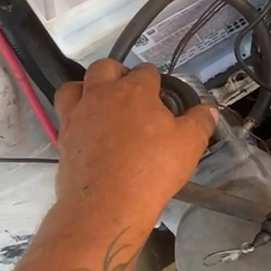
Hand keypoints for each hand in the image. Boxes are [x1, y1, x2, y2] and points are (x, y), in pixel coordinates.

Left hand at [52, 59, 216, 225]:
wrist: (108, 203)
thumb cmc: (153, 168)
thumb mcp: (190, 143)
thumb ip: (201, 121)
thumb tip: (208, 111)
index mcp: (135, 91)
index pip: (146, 71)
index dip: (157, 79)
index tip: (163, 93)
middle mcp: (101, 95)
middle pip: (104, 67)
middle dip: (118, 72)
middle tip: (131, 91)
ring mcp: (77, 115)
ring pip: (74, 87)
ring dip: (87, 88)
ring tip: (102, 103)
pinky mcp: (63, 137)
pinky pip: (65, 115)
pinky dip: (78, 115)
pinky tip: (92, 130)